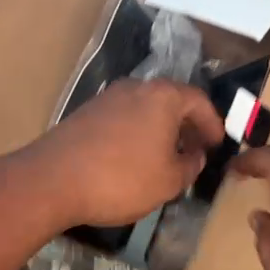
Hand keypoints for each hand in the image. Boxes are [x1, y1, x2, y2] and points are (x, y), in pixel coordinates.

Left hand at [15, 79, 224, 227]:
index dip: (212, 123)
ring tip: (166, 157)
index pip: (198, 101)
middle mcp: (136, 88)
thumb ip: (190, 166)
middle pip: (170, 100)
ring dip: (160, 129)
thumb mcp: (168, 181)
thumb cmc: (121, 178)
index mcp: (162, 96)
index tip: (217, 143)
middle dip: (186, 125)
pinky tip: (135, 158)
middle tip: (195, 149)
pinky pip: (123, 118)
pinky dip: (137, 133)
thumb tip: (195, 156)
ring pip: (145, 109)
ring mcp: (107, 98)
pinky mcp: (86, 113)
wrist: (52, 180)